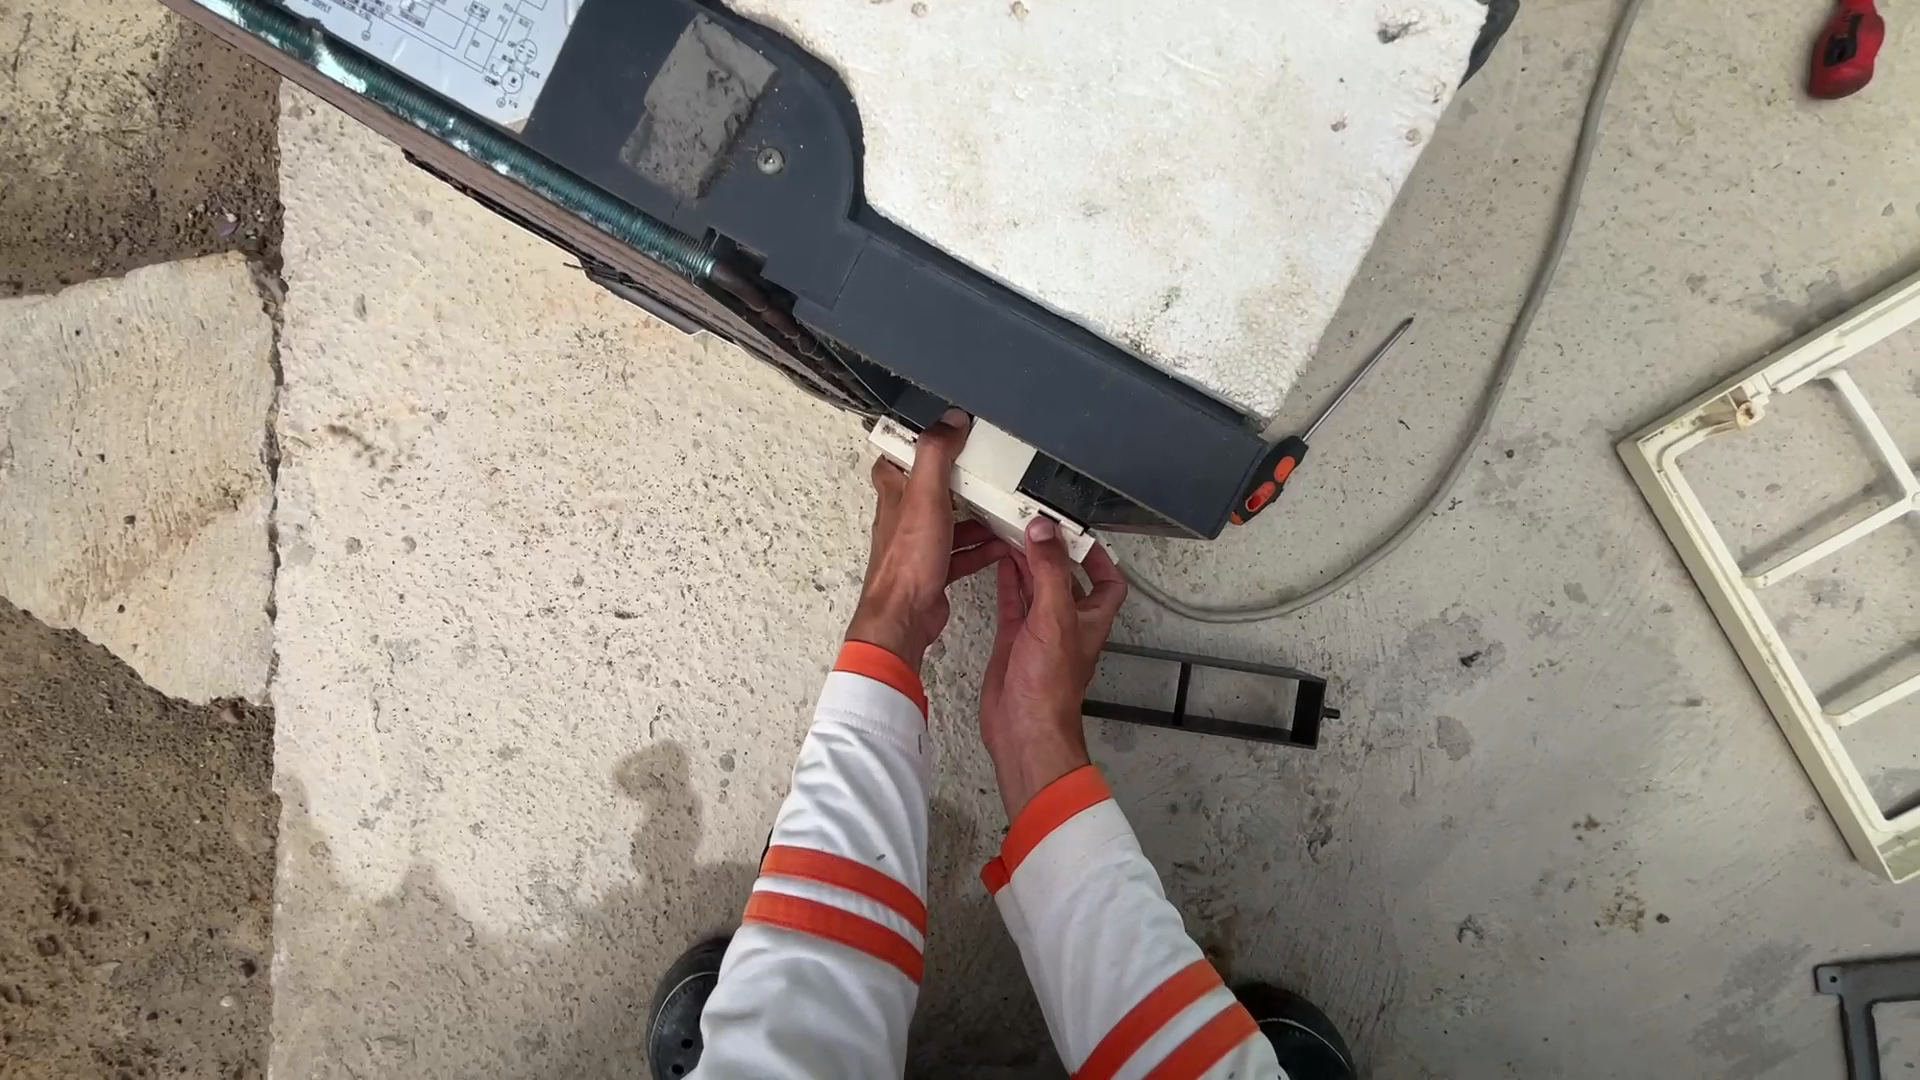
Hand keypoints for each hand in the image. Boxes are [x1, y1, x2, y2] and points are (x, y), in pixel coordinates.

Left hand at [845, 409, 1010, 669]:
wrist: (905, 614)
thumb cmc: (906, 562)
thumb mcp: (925, 496)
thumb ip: (936, 453)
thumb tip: (949, 419)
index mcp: (896, 492)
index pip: (898, 456)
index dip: (916, 442)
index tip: (942, 431)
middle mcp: (904, 516)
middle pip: (930, 488)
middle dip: (957, 479)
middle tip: (982, 469)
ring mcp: (919, 544)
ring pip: (949, 521)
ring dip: (974, 515)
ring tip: (999, 508)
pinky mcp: (934, 568)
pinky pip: (962, 552)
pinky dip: (981, 547)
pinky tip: (1000, 545)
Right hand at [980, 518, 1126, 816]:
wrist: (1023, 727)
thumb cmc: (1050, 689)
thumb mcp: (1054, 618)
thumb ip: (1049, 571)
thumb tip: (1044, 532)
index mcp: (1090, 618)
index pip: (1107, 580)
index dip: (1096, 556)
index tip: (1075, 532)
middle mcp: (1067, 623)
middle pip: (1065, 578)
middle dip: (1053, 552)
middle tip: (1037, 526)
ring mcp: (1040, 631)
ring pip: (1037, 586)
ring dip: (1028, 562)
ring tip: (1016, 535)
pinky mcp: (1014, 640)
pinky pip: (1013, 603)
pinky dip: (1008, 582)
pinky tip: (1001, 564)